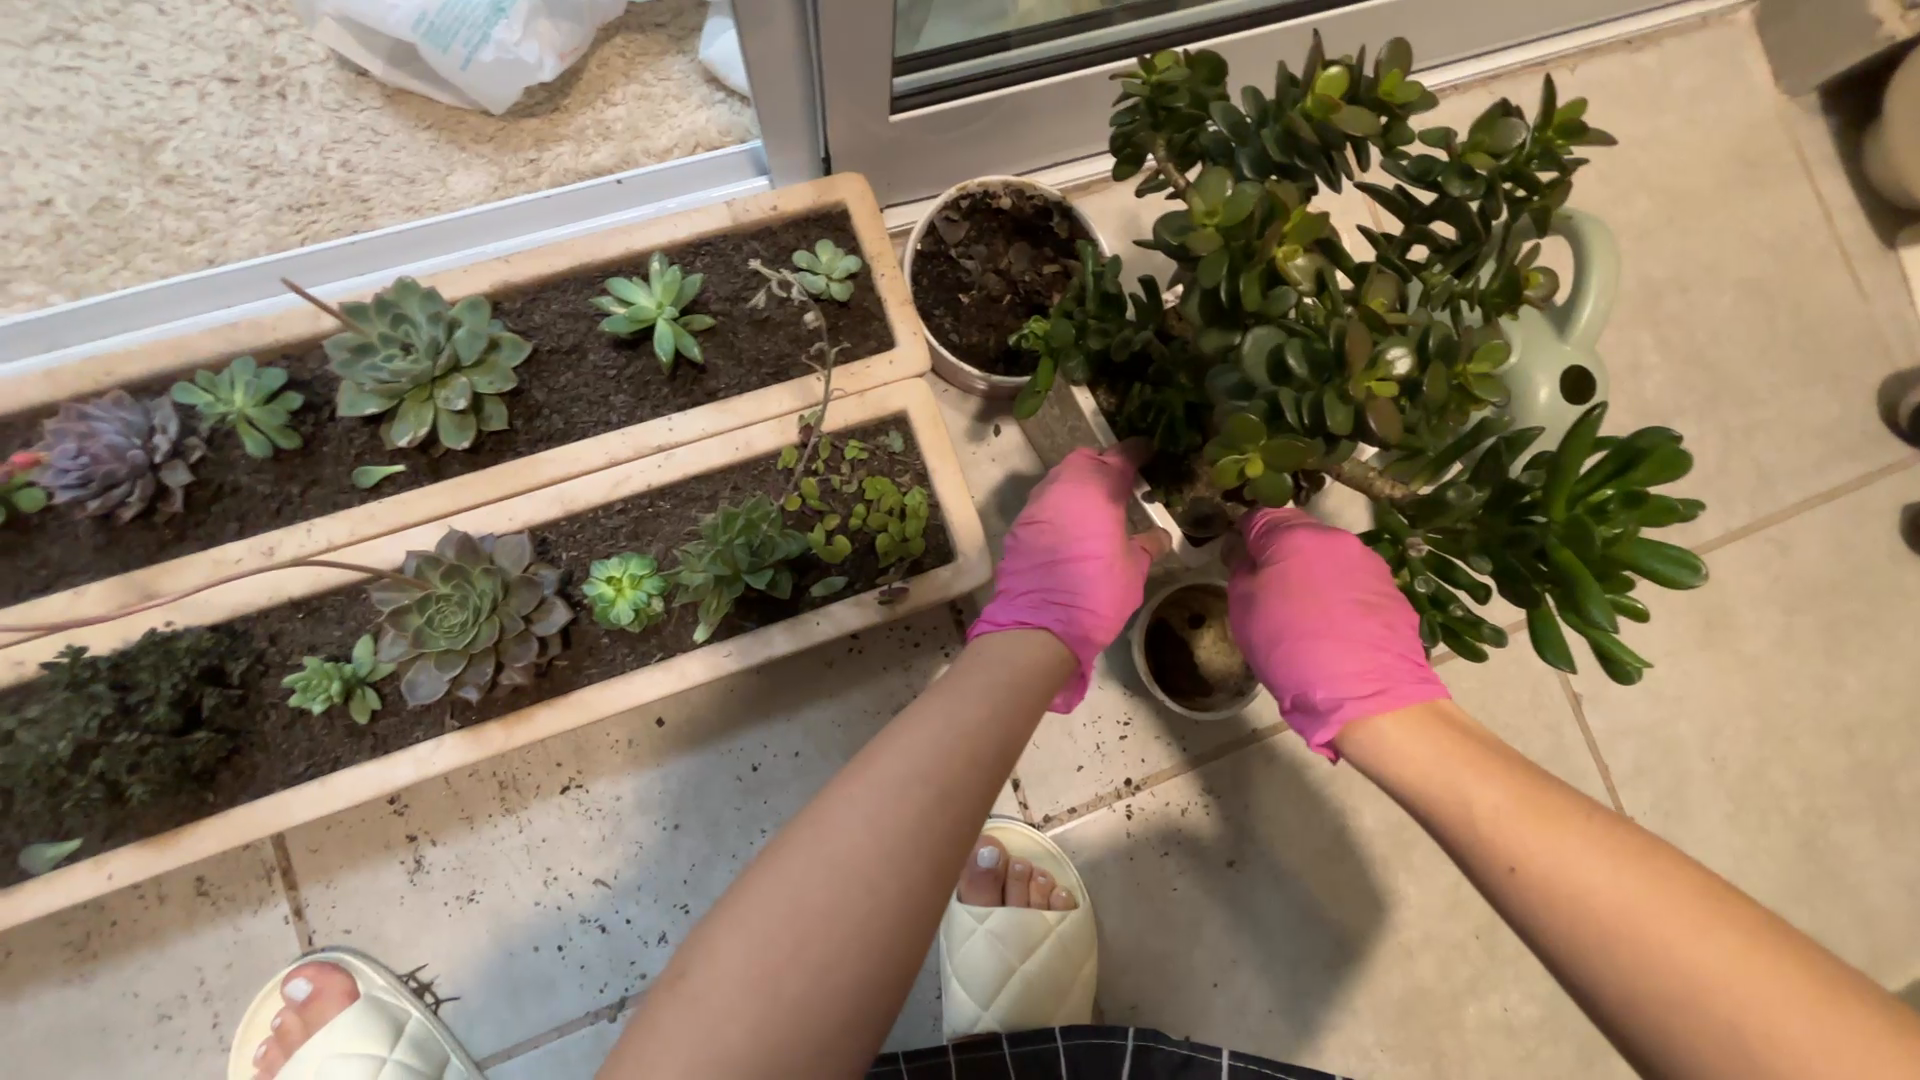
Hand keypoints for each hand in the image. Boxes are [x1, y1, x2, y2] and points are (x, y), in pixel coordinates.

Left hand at [968, 444, 1170, 711]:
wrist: (1039, 624)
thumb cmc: (1097, 591)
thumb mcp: (1134, 569)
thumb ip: (1147, 545)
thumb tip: (1160, 536)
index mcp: (1098, 488)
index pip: (1121, 455)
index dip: (1137, 452)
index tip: (1148, 453)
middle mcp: (1063, 486)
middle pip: (1084, 460)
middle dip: (1102, 465)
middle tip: (1120, 483)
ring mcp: (1037, 505)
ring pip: (1060, 479)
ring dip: (1078, 486)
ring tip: (1096, 507)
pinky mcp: (1019, 526)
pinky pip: (1045, 505)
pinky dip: (1060, 508)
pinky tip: (1072, 529)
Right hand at [1228, 508, 1448, 759]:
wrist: (1364, 692)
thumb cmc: (1287, 643)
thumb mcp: (1242, 606)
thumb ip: (1241, 569)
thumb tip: (1245, 552)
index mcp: (1293, 535)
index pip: (1259, 517)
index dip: (1243, 536)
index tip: (1237, 560)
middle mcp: (1335, 539)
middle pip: (1298, 533)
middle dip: (1280, 552)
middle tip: (1268, 587)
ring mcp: (1369, 564)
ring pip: (1328, 557)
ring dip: (1312, 573)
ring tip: (1304, 611)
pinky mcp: (1391, 591)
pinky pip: (1353, 582)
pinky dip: (1338, 595)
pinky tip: (1333, 626)